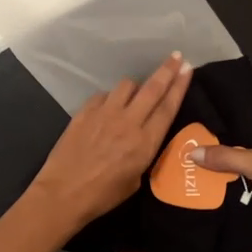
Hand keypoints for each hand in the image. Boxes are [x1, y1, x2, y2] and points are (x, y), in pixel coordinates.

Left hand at [25, 54, 193, 228]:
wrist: (63, 193)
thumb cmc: (103, 195)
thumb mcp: (135, 180)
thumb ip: (143, 152)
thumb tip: (143, 135)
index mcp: (144, 142)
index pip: (168, 107)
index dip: (180, 86)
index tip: (187, 68)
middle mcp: (127, 122)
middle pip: (152, 88)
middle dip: (167, 70)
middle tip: (176, 56)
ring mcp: (104, 114)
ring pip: (126, 86)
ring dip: (135, 87)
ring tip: (135, 95)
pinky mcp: (84, 111)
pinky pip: (103, 95)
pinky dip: (110, 98)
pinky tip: (107, 109)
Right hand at [190, 108, 251, 241]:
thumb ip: (224, 156)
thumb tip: (192, 152)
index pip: (250, 110)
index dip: (228, 111)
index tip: (203, 113)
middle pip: (245, 136)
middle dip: (222, 139)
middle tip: (194, 138)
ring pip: (245, 157)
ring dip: (226, 161)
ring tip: (197, 157)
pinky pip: (248, 175)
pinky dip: (234, 177)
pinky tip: (213, 178)